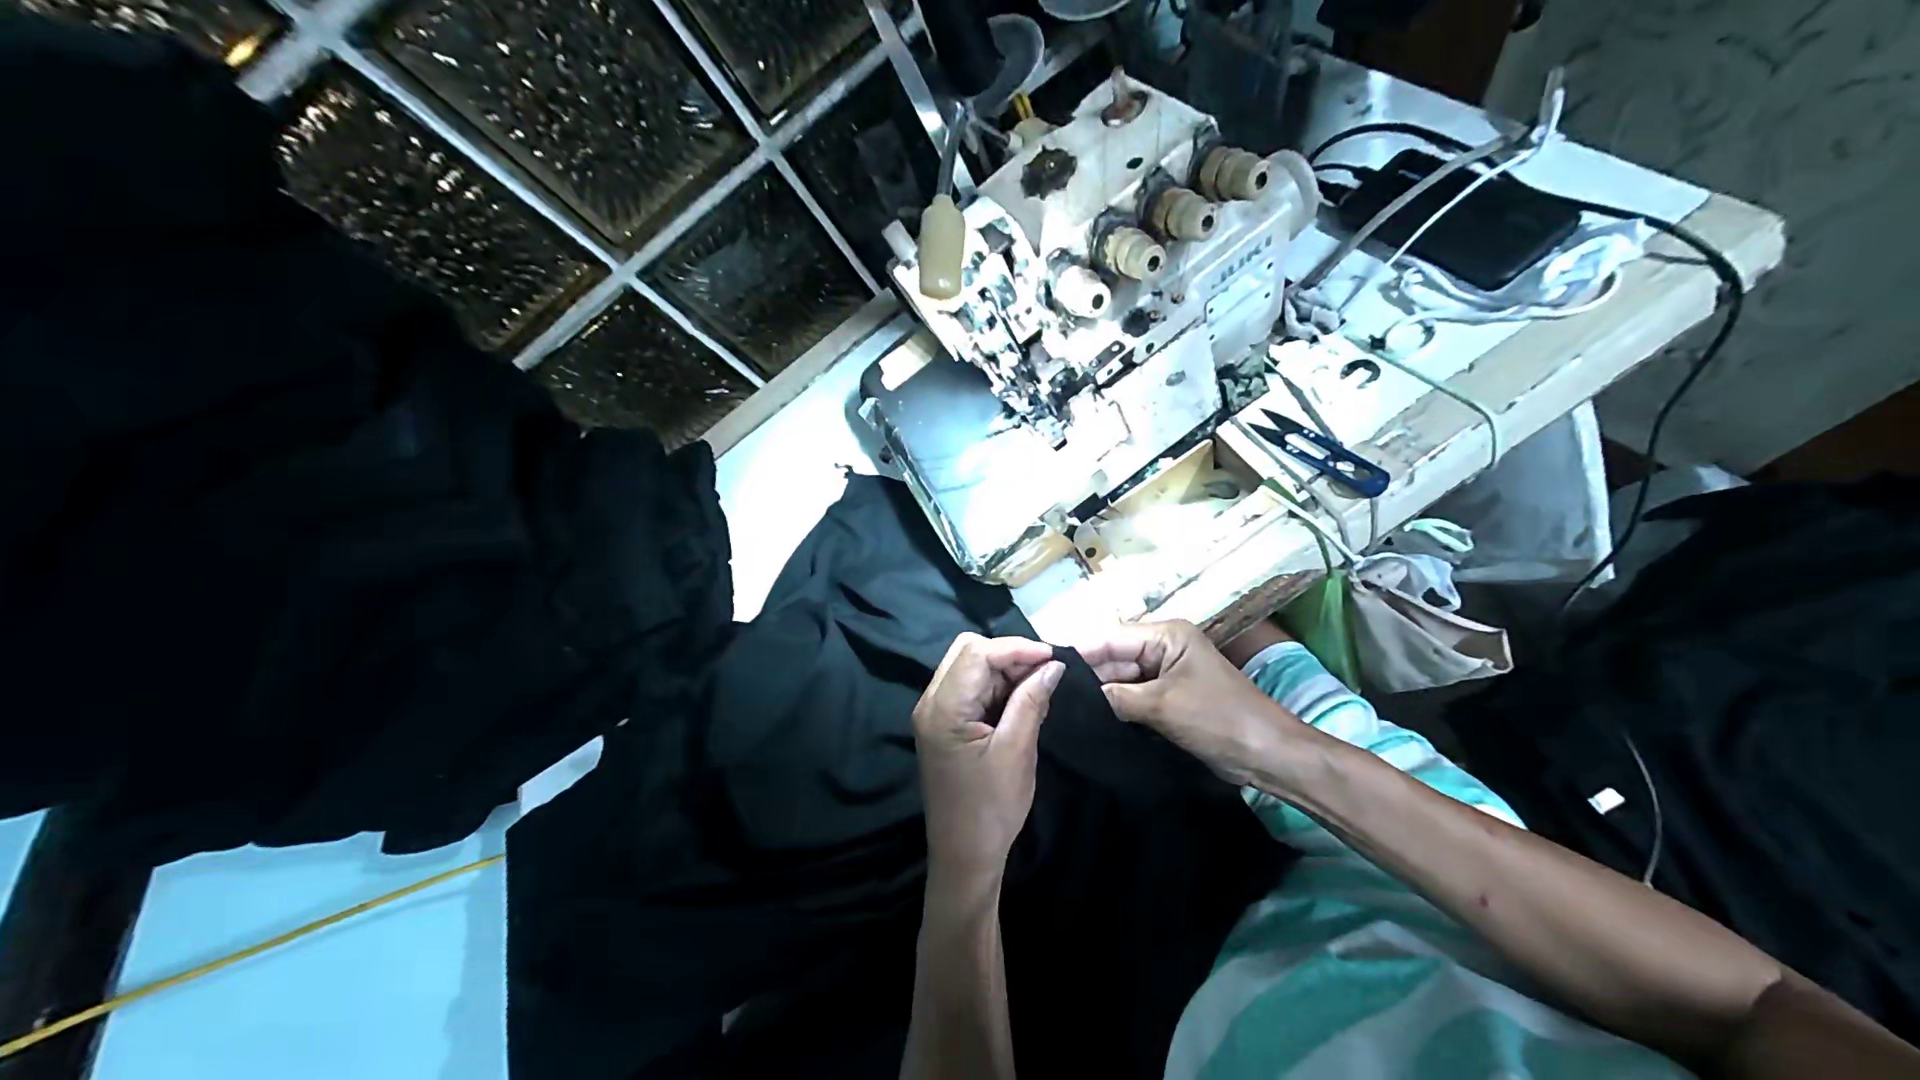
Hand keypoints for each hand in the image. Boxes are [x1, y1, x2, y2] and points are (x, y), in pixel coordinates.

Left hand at [913, 633, 1065, 879]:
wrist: (964, 855)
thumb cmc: (991, 808)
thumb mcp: (1017, 752)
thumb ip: (1031, 702)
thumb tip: (1053, 665)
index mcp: (942, 709)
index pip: (975, 653)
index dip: (1015, 648)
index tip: (1052, 657)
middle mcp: (931, 702)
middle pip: (967, 652)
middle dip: (1009, 655)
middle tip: (1045, 671)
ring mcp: (935, 712)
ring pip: (970, 667)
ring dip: (1005, 669)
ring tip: (1039, 683)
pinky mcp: (945, 723)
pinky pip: (970, 688)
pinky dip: (997, 686)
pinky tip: (1022, 697)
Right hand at [1071, 620, 1307, 786]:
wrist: (1268, 754)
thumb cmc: (1217, 718)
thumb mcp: (1161, 705)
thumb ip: (1115, 697)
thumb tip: (1076, 695)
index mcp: (1167, 635)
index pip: (1111, 638)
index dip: (1080, 653)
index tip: (1046, 668)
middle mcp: (1164, 647)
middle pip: (1114, 657)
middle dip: (1088, 676)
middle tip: (1051, 694)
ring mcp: (1167, 674)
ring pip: (1122, 679)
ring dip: (1101, 694)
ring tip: (1065, 708)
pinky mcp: (1170, 698)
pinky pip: (1134, 696)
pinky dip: (1117, 706)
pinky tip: (1091, 718)